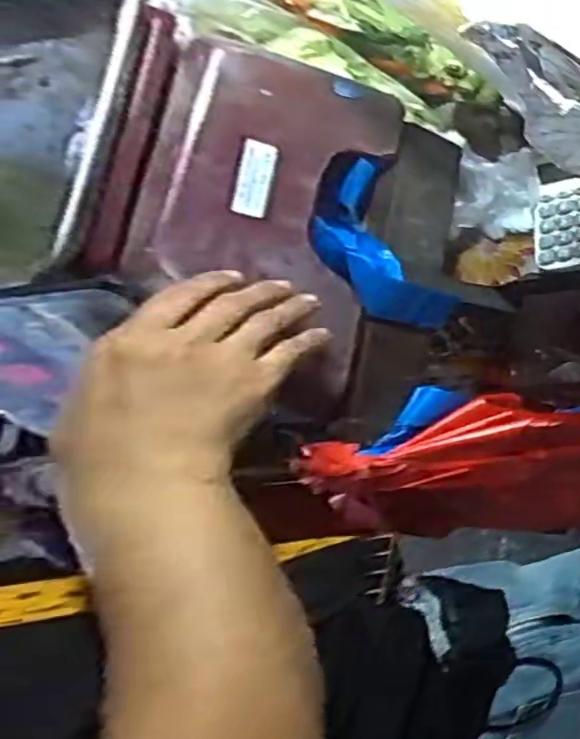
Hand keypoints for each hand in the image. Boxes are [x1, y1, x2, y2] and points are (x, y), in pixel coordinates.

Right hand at [54, 272, 330, 485]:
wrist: (148, 462)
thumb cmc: (105, 435)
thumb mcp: (99, 379)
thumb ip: (132, 354)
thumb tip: (151, 346)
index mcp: (131, 337)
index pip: (176, 296)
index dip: (210, 283)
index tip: (232, 276)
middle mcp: (182, 339)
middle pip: (229, 304)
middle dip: (259, 291)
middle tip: (282, 286)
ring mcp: (226, 356)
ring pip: (265, 321)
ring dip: (290, 307)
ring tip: (309, 300)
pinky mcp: (259, 377)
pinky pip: (290, 350)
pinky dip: (308, 339)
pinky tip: (321, 334)